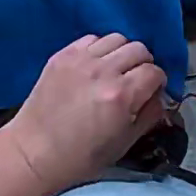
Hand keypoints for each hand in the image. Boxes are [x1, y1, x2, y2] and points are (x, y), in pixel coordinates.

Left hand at [0, 34, 167, 195]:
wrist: (36, 150)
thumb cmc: (82, 156)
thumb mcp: (125, 143)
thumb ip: (149, 115)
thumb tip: (159, 96)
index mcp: (121, 95)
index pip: (154, 71)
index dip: (158, 82)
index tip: (153, 91)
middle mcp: (102, 71)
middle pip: (138, 49)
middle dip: (144, 64)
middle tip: (136, 79)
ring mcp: (80, 59)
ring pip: (116, 38)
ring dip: (122, 52)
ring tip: (115, 70)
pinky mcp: (62, 55)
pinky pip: (90, 39)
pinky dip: (99, 48)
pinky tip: (94, 65)